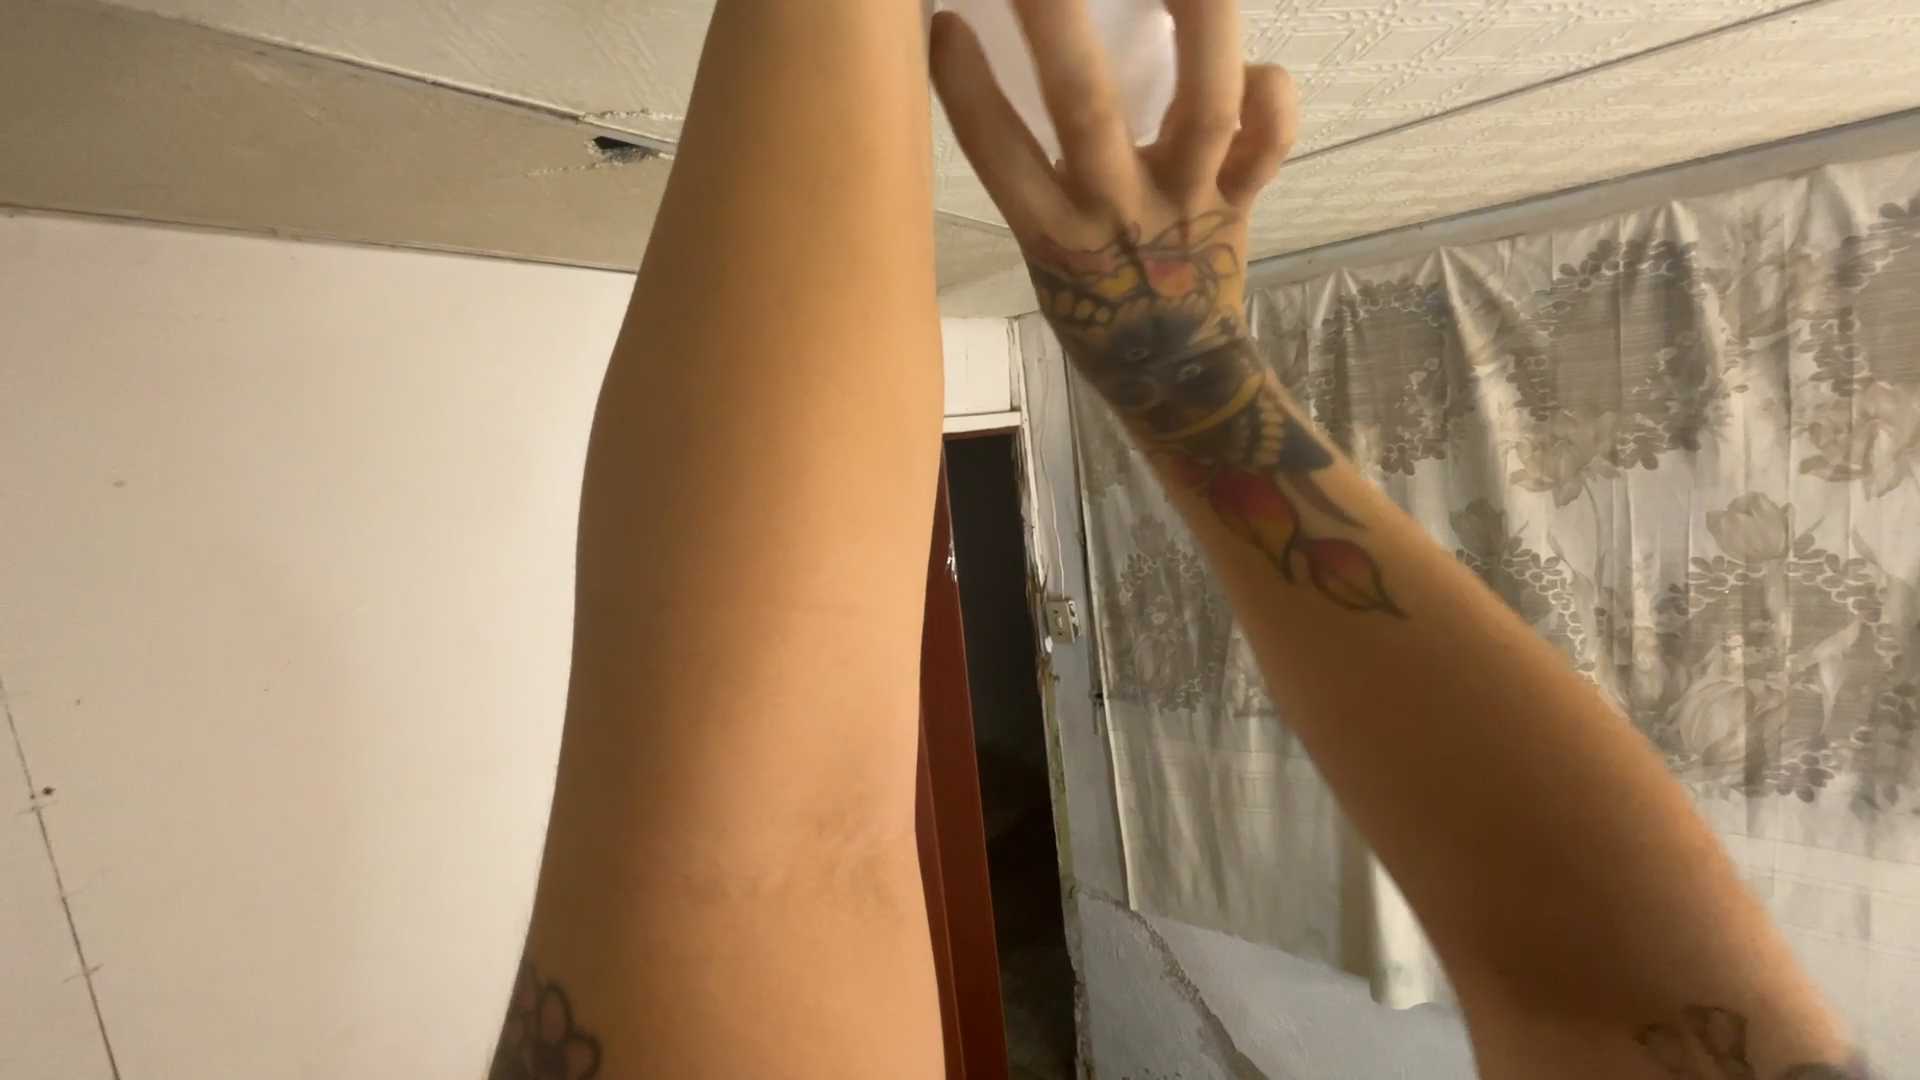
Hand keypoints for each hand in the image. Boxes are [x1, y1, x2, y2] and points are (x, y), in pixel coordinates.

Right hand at [930, 0, 1297, 366]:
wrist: (1176, 378)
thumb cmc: (1101, 318)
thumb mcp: (1052, 262)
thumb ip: (1044, 190)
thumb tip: (1046, 84)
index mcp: (1056, 237)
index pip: (1001, 157)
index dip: (968, 92)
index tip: (943, 27)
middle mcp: (1119, 214)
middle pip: (1085, 110)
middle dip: (1056, 20)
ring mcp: (1186, 208)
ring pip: (1202, 106)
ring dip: (1200, 18)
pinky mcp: (1240, 204)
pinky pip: (1270, 144)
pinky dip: (1273, 98)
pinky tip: (1257, 68)